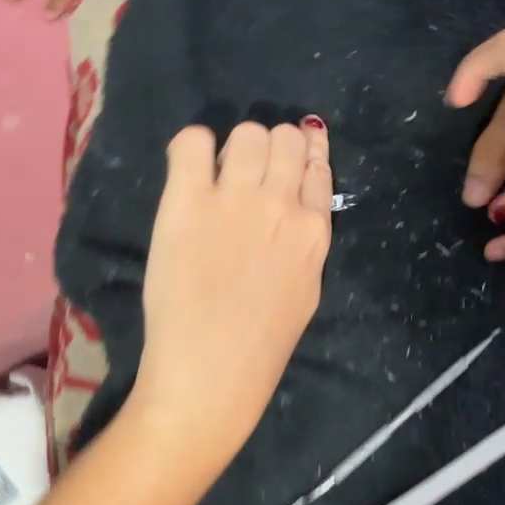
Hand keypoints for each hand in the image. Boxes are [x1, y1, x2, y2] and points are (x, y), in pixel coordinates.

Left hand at [134, 117, 332, 457]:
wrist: (212, 371)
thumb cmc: (262, 343)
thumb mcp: (308, 289)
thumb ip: (307, 242)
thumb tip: (298, 206)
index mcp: (314, 229)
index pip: (316, 164)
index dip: (303, 153)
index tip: (288, 158)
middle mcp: (282, 204)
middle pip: (284, 137)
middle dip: (269, 148)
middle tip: (249, 173)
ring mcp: (235, 199)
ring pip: (247, 133)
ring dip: (235, 147)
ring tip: (219, 174)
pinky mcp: (188, 202)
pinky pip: (193, 141)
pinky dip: (194, 146)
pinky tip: (192, 169)